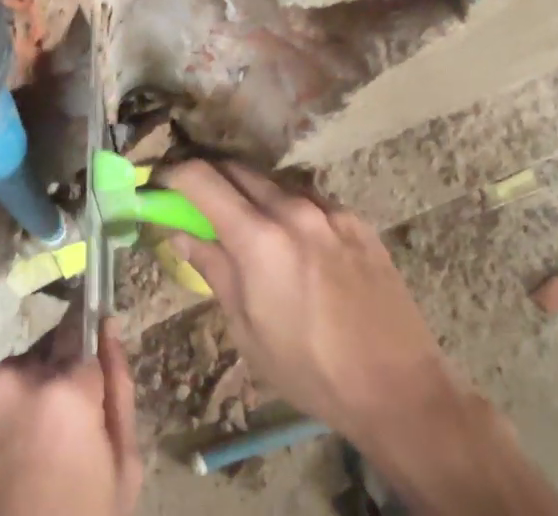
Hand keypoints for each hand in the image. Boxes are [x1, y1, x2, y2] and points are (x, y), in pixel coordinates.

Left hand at [0, 307, 141, 515]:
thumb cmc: (82, 514)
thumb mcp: (122, 464)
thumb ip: (119, 389)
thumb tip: (109, 328)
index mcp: (66, 389)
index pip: (90, 338)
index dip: (97, 364)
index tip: (100, 387)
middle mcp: (22, 374)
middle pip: (58, 351)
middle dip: (69, 376)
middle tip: (78, 429)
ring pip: (30, 367)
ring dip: (42, 388)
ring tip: (48, 442)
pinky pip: (5, 387)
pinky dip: (17, 404)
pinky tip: (23, 445)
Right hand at [162, 160, 465, 436]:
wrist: (399, 389)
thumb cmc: (310, 369)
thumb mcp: (247, 328)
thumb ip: (212, 269)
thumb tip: (178, 234)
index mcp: (259, 239)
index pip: (201, 179)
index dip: (172, 175)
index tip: (158, 185)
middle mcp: (294, 211)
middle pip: (236, 170)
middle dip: (206, 177)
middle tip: (190, 200)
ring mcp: (331, 213)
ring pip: (273, 183)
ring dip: (247, 192)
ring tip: (241, 222)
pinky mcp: (358, 223)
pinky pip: (309, 200)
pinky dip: (286, 207)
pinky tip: (290, 239)